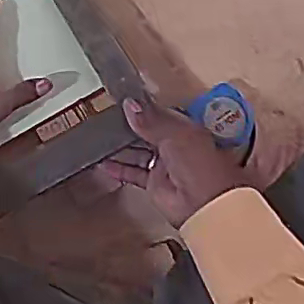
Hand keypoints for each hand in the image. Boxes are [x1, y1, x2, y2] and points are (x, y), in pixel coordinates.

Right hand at [96, 98, 259, 225]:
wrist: (206, 205)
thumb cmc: (198, 164)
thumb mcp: (174, 135)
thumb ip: (150, 120)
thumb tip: (129, 103)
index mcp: (184, 129)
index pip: (160, 114)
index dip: (143, 107)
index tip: (121, 99)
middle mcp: (174, 146)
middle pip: (146, 133)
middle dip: (128, 127)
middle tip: (103, 117)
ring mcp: (164, 165)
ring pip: (137, 153)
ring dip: (120, 148)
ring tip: (98, 138)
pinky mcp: (154, 184)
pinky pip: (133, 173)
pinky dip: (118, 169)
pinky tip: (102, 164)